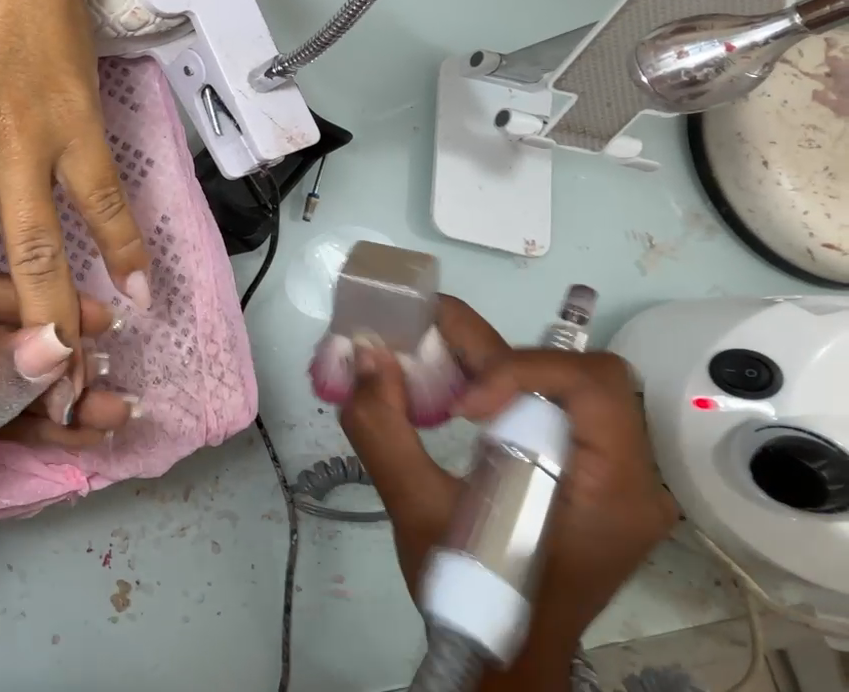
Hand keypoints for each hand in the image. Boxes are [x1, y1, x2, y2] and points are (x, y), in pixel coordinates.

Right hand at [340, 297, 677, 684]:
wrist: (503, 650)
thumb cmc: (471, 587)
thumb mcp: (416, 507)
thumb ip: (384, 427)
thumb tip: (366, 351)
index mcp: (613, 487)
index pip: (590, 383)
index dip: (518, 369)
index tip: (458, 402)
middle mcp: (630, 474)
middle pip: (575, 375)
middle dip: (491, 354)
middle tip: (422, 346)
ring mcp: (613, 476)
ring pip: (562, 387)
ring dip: (491, 368)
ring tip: (430, 371)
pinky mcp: (588, 478)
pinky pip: (552, 412)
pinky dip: (498, 393)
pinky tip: (453, 405)